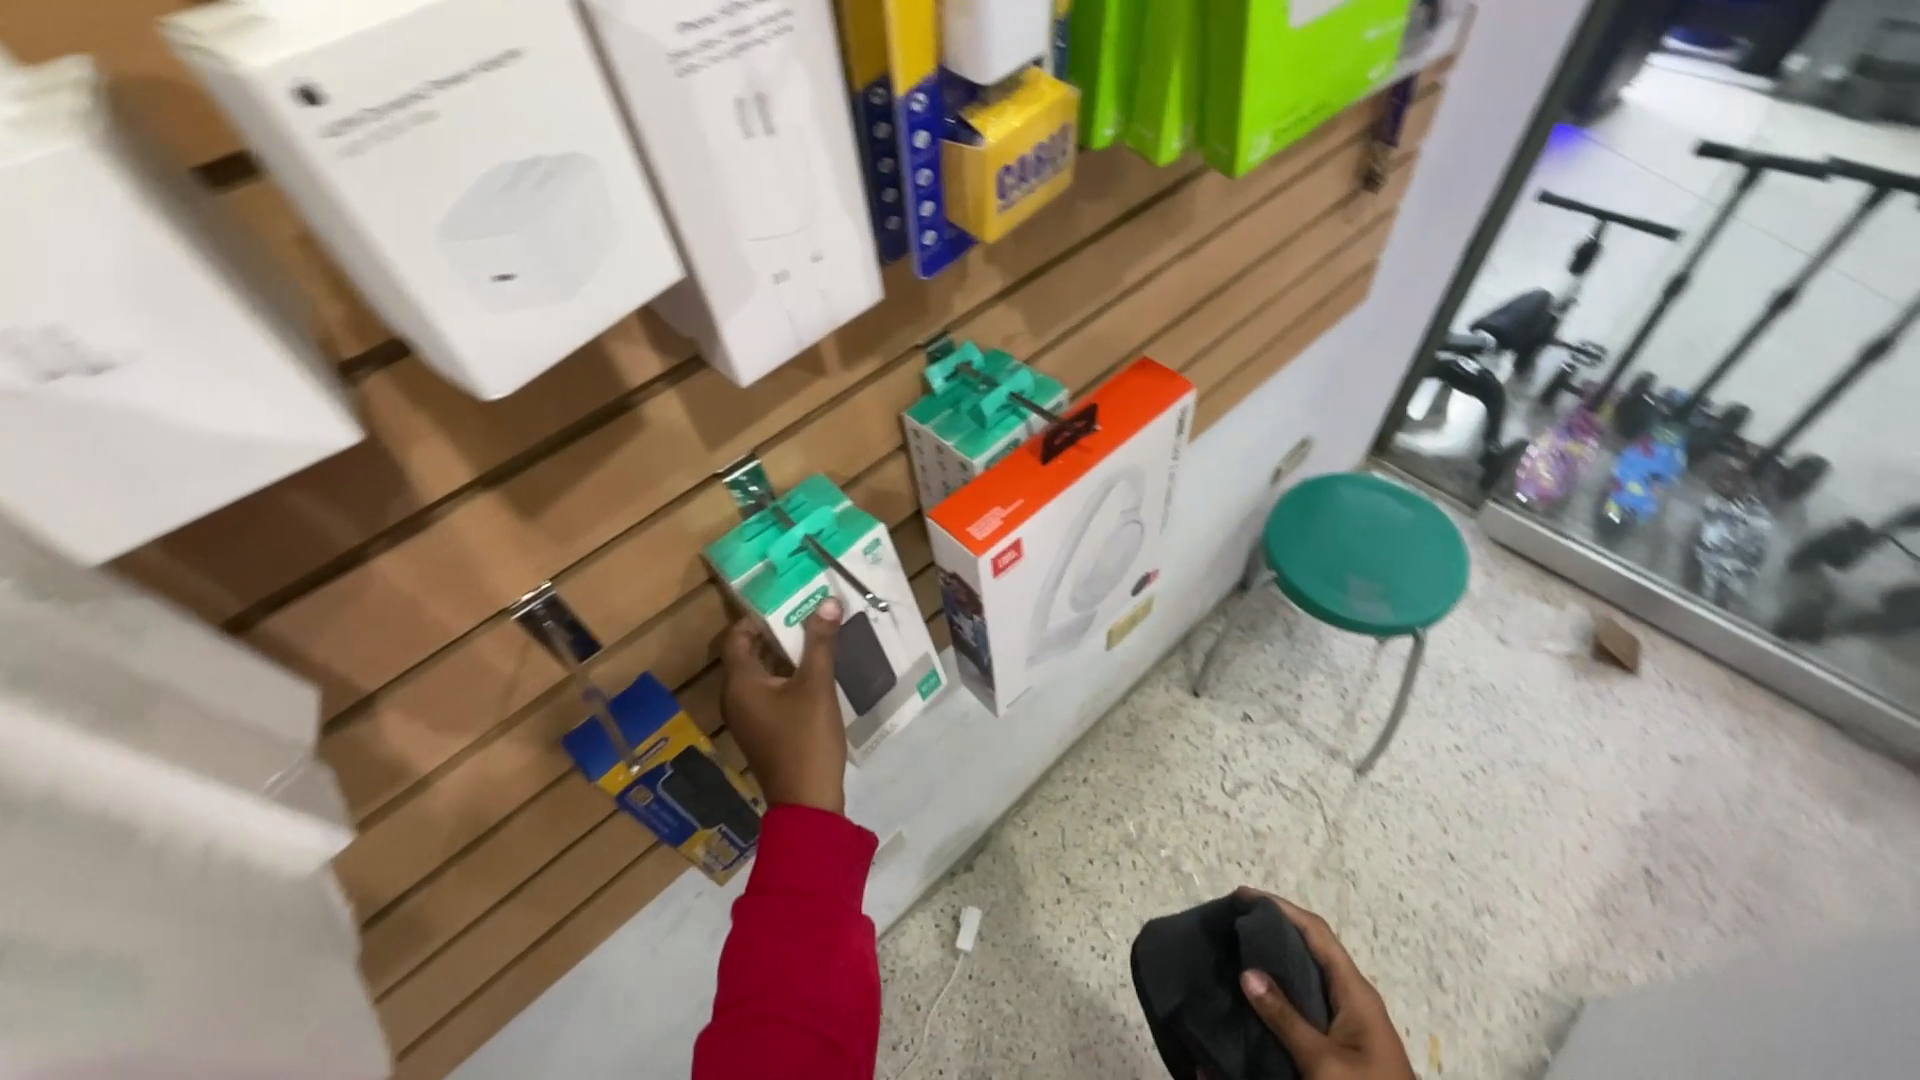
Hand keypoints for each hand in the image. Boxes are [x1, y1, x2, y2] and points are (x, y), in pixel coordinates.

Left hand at [717, 599, 848, 813]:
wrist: (807, 801)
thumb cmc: (806, 738)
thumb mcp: (817, 685)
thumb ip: (821, 642)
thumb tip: (827, 601)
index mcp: (739, 683)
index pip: (736, 637)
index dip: (757, 617)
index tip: (785, 600)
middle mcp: (736, 697)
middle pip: (749, 654)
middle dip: (776, 632)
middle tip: (806, 612)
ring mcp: (749, 717)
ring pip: (762, 674)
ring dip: (785, 655)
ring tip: (816, 635)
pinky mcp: (764, 730)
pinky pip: (771, 692)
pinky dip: (788, 677)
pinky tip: (816, 671)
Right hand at [1235, 887, 1414, 1079]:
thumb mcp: (1323, 1061)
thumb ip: (1285, 1017)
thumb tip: (1248, 971)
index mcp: (1355, 991)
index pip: (1316, 932)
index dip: (1281, 908)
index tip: (1243, 895)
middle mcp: (1353, 996)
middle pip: (1312, 947)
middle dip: (1275, 928)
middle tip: (1234, 922)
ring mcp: (1349, 1018)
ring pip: (1309, 973)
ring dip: (1277, 957)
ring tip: (1238, 949)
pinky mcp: (1342, 1039)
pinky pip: (1308, 998)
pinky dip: (1283, 986)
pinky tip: (1259, 993)